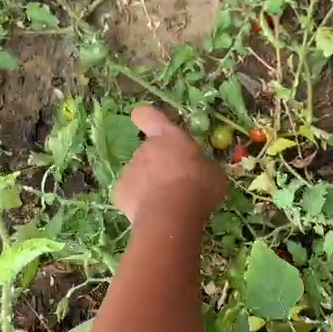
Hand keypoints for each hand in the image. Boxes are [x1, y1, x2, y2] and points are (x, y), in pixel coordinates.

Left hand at [112, 105, 226, 227]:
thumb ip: (201, 165)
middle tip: (176, 184)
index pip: (150, 116)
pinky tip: (153, 213)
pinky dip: (139, 202)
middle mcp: (145, 148)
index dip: (147, 117)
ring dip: (150, 184)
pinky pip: (130, 194)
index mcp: (169, 137)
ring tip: (166, 204)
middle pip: (149, 152)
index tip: (145, 120)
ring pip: (139, 174)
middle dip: (159, 165)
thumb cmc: (198, 187)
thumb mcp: (212, 173)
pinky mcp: (120, 192)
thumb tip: (199, 169)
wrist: (172, 214)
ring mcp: (129, 170)